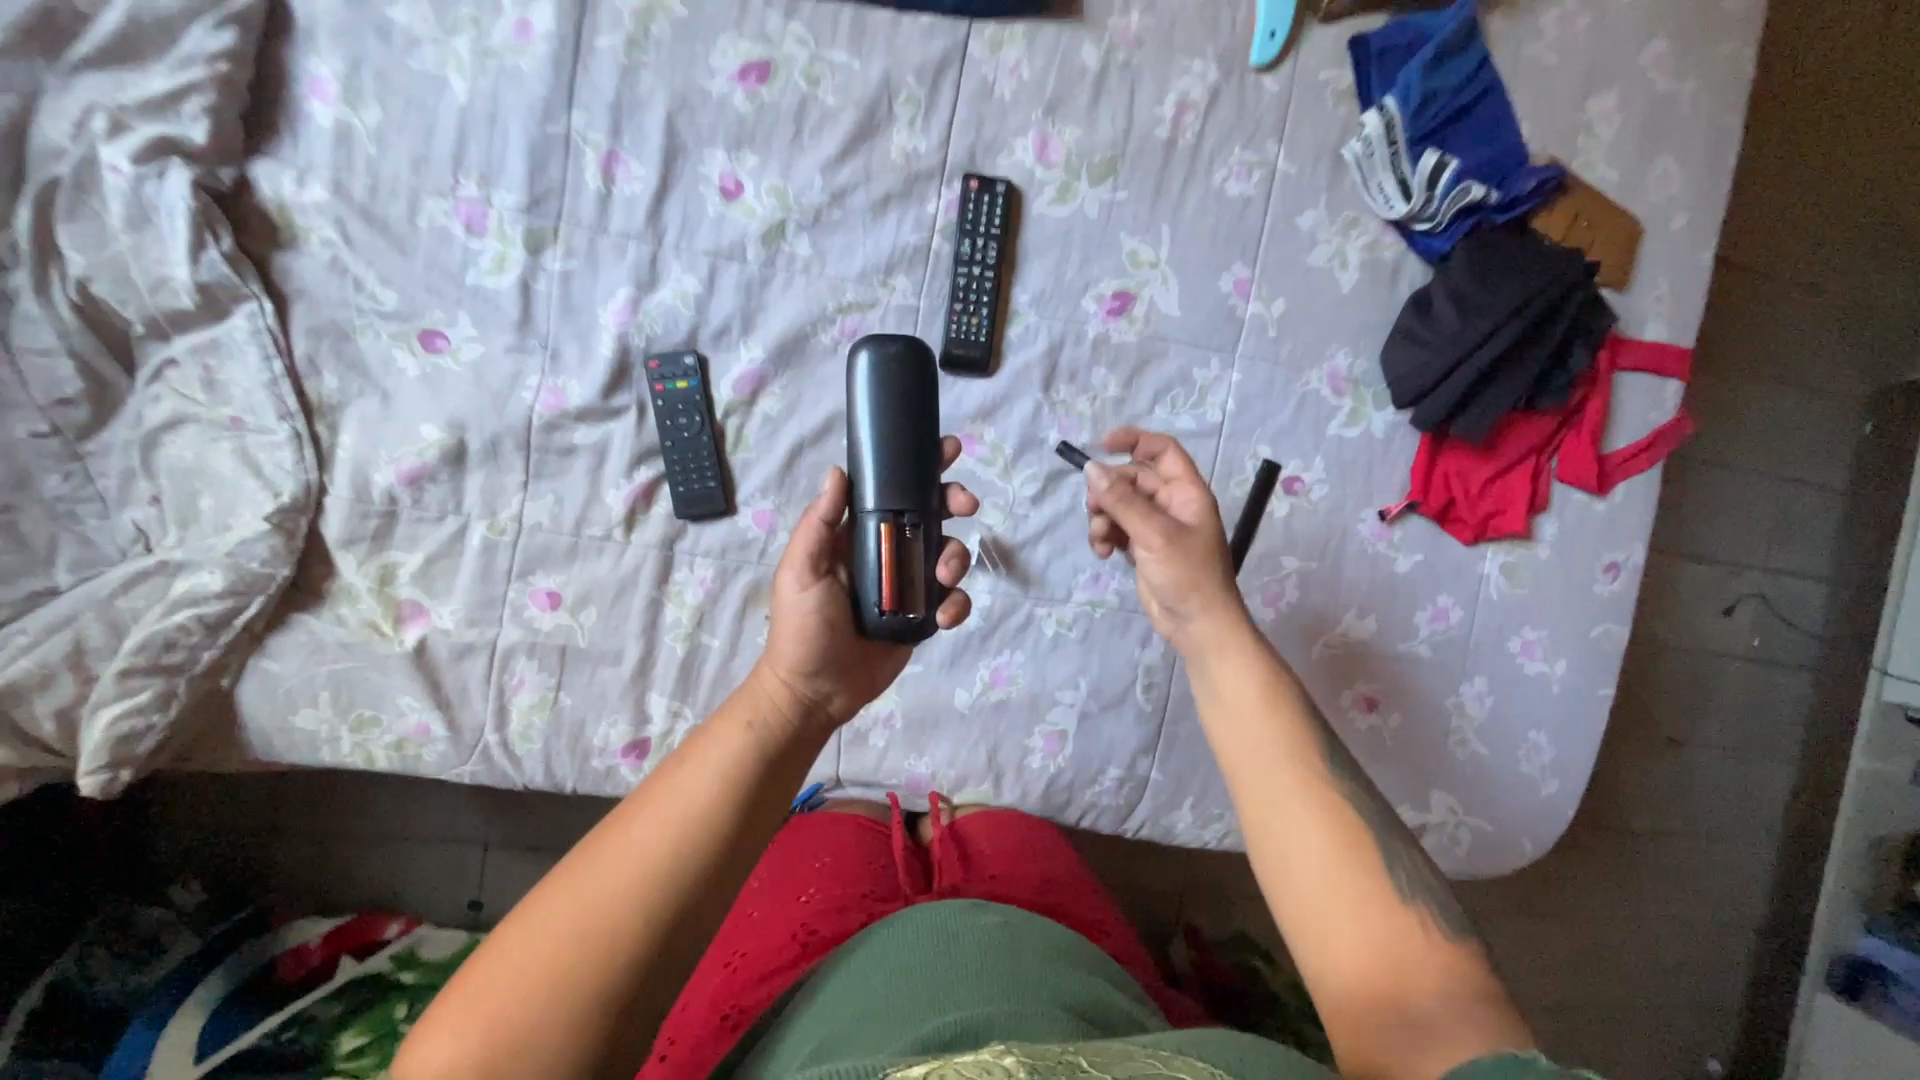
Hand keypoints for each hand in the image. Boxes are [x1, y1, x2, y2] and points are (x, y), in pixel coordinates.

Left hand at [754, 436, 978, 733]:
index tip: (948, 450)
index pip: (892, 492)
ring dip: (957, 557)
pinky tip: (943, 618)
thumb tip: (839, 471)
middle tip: (966, 505)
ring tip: (944, 575)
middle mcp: (888, 553)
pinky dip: (957, 605)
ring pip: (948, 555)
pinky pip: (952, 601)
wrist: (816, 691)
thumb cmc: (802, 626)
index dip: (921, 468)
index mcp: (858, 535)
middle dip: (953, 503)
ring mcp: (908, 586)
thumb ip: (820, 523)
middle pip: (931, 516)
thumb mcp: (801, 569)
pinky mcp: (923, 619)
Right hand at [1084, 427, 1248, 651]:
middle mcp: (1171, 504)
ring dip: (1103, 517)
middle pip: (1131, 479)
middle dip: (1108, 491)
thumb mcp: (1154, 534)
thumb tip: (1091, 469)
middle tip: (1094, 508)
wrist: (1197, 625)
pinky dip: (1105, 536)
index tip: (1101, 445)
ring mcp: (1155, 527)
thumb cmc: (1187, 575)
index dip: (1134, 440)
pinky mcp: (1142, 548)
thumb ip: (1122, 501)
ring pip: (1119, 505)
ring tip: (1101, 540)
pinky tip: (1104, 553)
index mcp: (1186, 492)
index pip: (1161, 450)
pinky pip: (1117, 529)